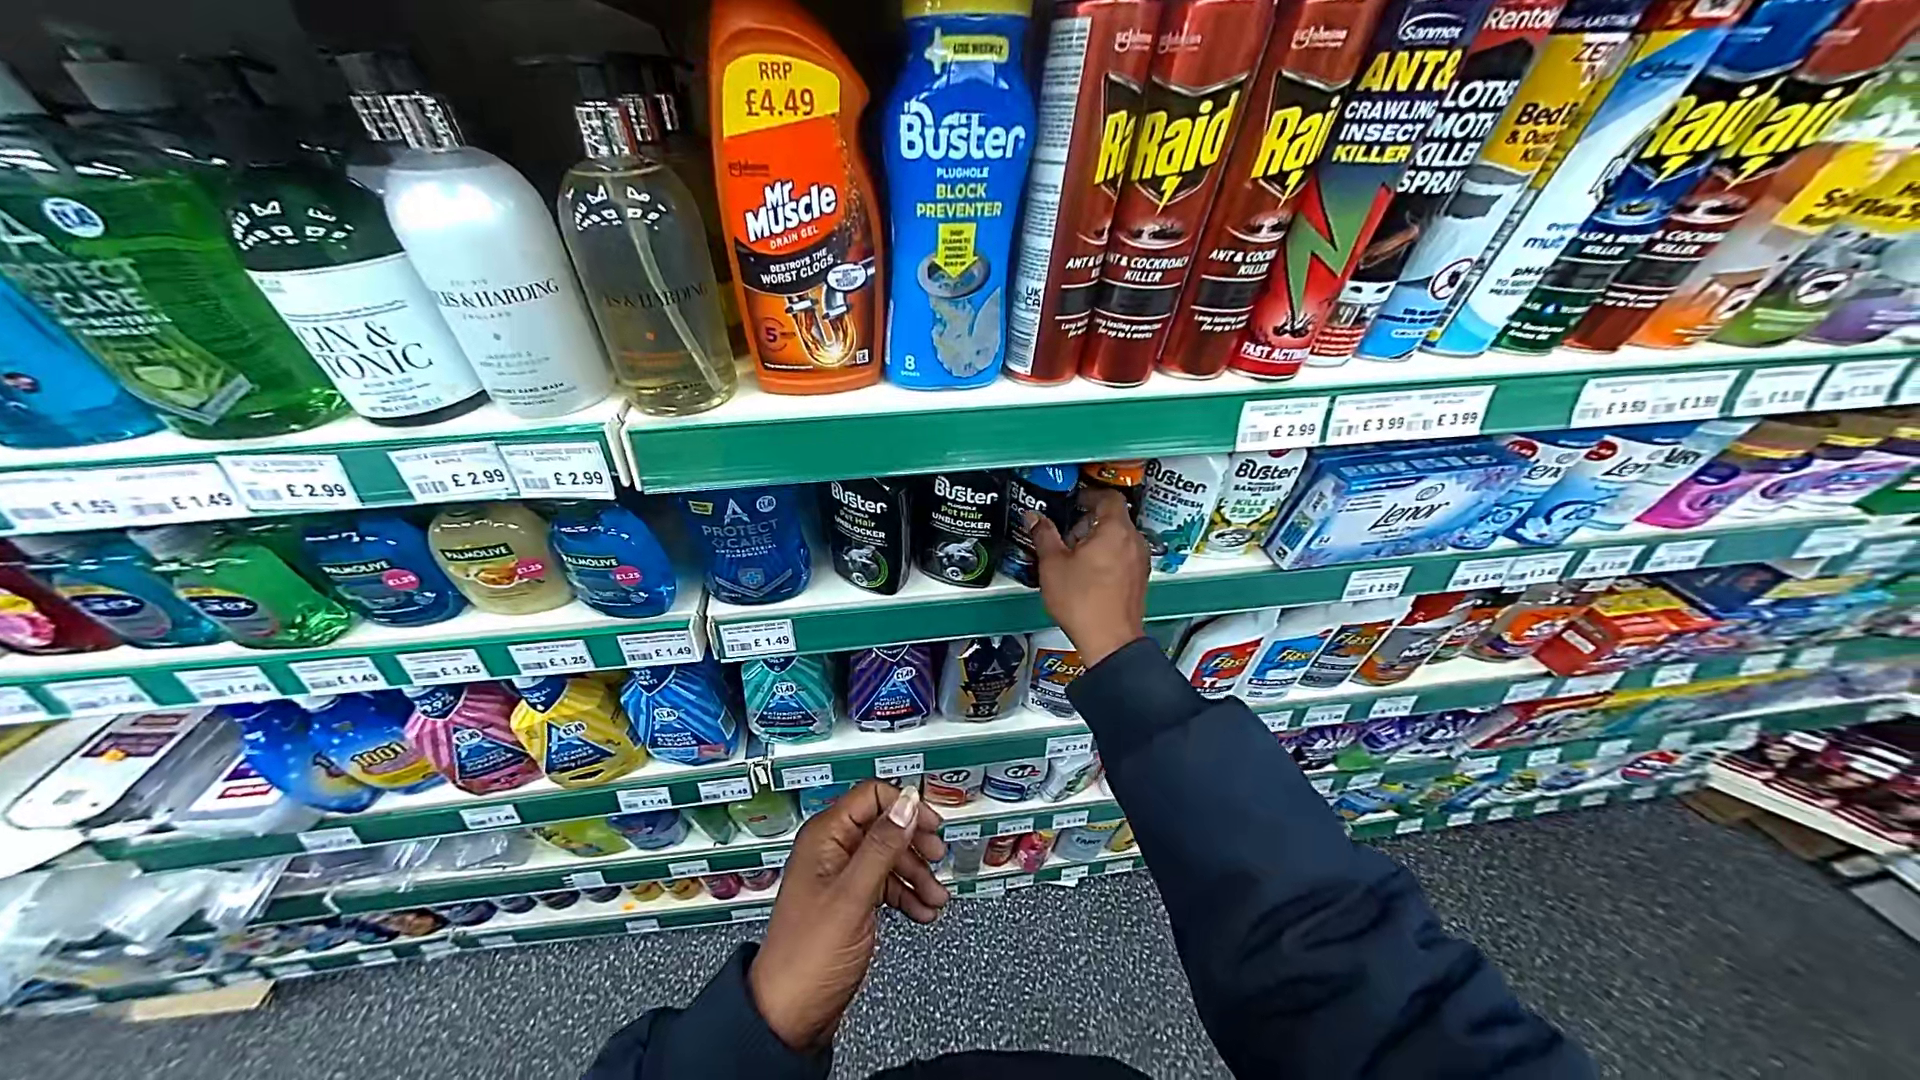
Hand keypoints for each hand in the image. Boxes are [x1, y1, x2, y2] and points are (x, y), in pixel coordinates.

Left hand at [748, 781, 948, 1051]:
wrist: (789, 1017)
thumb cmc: (806, 958)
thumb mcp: (852, 895)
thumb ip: (882, 846)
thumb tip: (906, 803)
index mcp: (825, 836)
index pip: (871, 796)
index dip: (904, 806)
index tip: (930, 824)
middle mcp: (832, 850)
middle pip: (885, 826)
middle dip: (915, 843)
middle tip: (936, 857)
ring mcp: (841, 876)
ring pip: (890, 856)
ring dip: (916, 874)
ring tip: (934, 896)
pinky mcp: (851, 900)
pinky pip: (886, 883)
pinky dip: (907, 894)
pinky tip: (922, 910)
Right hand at [1026, 486, 1149, 667]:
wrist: (1108, 640)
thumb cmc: (1082, 602)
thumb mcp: (1053, 564)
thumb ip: (1044, 535)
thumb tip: (1034, 517)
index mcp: (1114, 530)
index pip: (1109, 497)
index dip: (1090, 494)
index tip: (1074, 499)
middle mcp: (1133, 541)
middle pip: (1114, 517)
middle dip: (1089, 520)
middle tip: (1066, 532)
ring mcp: (1140, 561)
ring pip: (1119, 537)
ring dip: (1098, 538)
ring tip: (1073, 555)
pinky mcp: (1139, 579)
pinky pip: (1124, 555)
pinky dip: (1108, 555)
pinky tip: (1087, 572)